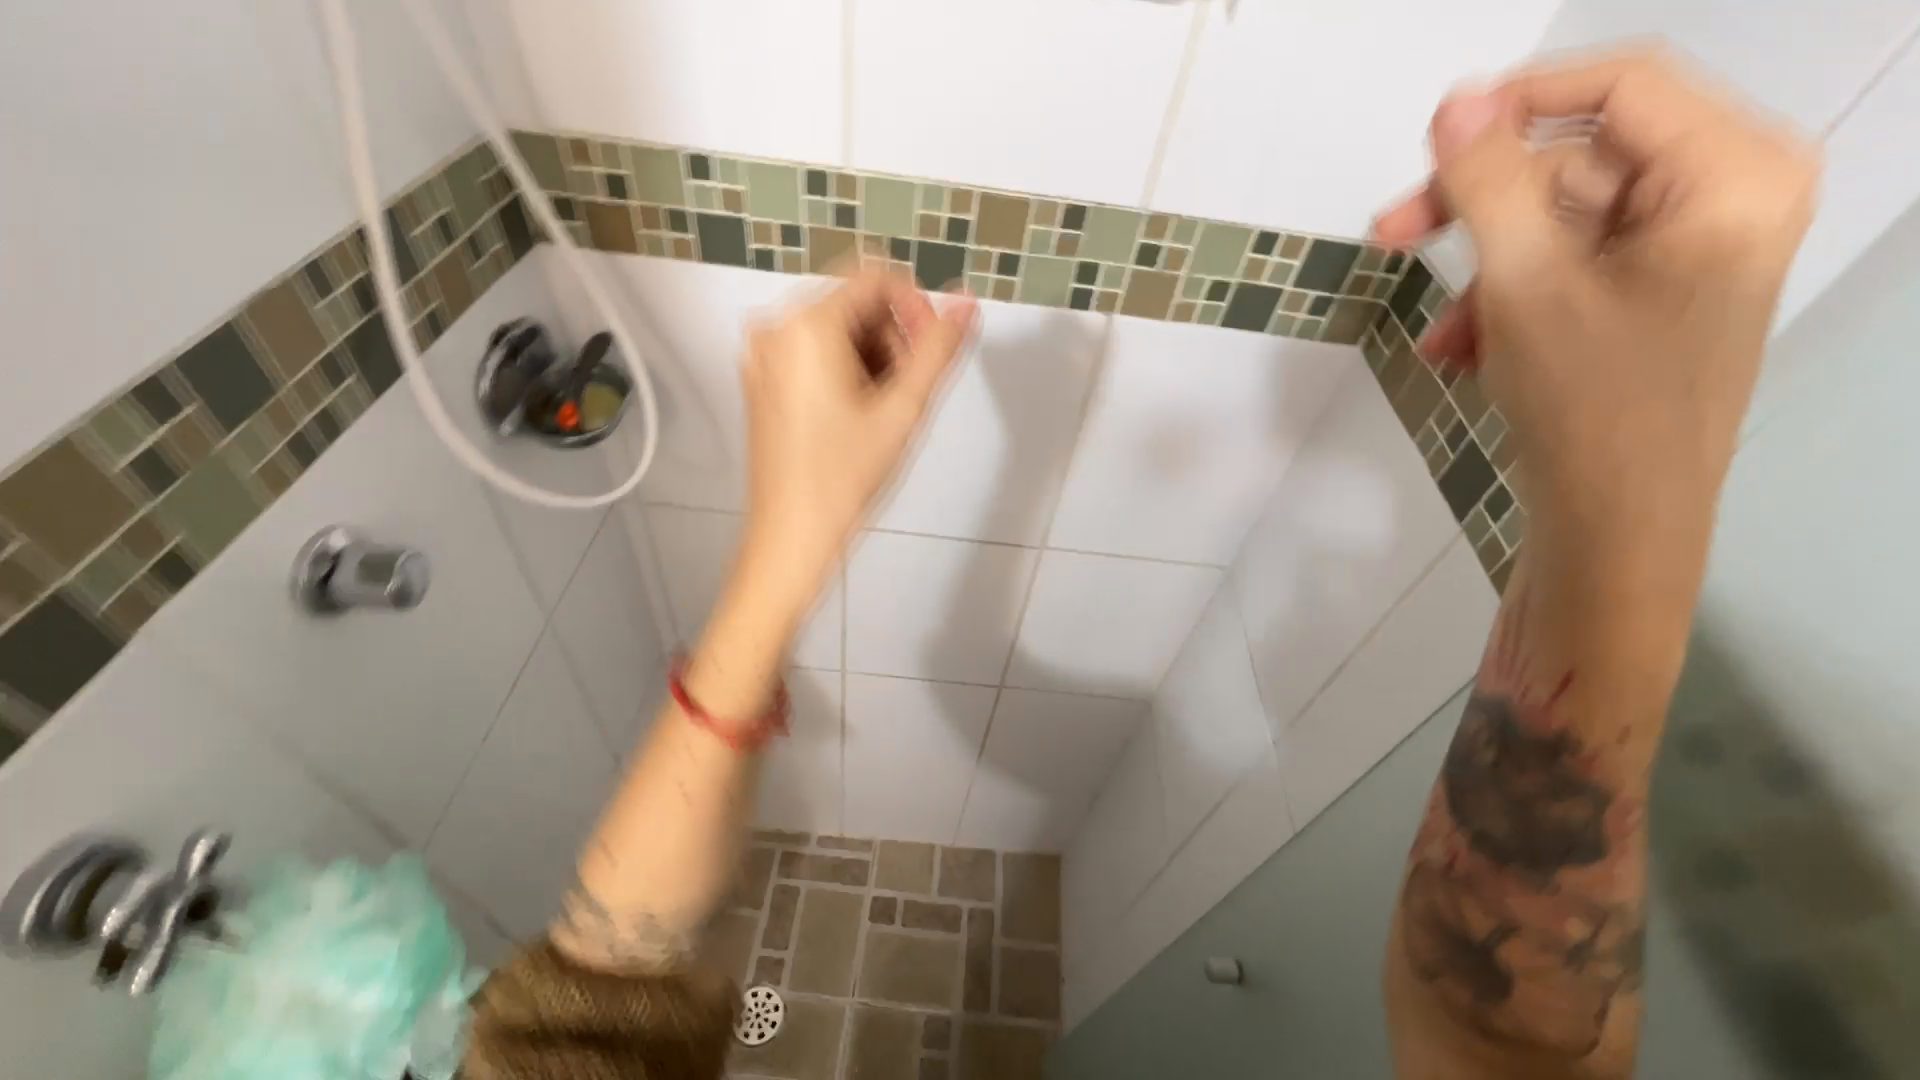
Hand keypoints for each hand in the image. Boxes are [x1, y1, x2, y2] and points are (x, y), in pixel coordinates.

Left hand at [735, 267, 976, 599]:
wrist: (790, 535)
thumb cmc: (840, 481)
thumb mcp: (903, 409)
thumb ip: (939, 349)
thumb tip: (966, 304)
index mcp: (806, 326)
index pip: (877, 277)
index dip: (915, 308)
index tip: (929, 354)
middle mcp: (775, 329)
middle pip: (855, 302)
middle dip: (893, 337)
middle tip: (907, 393)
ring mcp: (764, 356)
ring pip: (837, 329)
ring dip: (873, 356)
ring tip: (883, 412)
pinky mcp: (763, 380)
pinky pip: (815, 352)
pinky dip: (846, 370)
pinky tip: (859, 415)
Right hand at [1372, 50, 1817, 533]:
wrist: (1617, 527)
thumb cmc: (1590, 401)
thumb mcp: (1525, 283)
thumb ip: (1486, 182)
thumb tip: (1455, 102)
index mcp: (1730, 174)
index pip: (1621, 84)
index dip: (1517, 101)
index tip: (1431, 139)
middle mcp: (1720, 201)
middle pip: (1577, 160)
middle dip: (1477, 206)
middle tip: (1390, 232)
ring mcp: (1683, 257)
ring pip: (1556, 225)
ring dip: (1479, 272)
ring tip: (1435, 334)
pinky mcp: (1645, 303)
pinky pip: (1562, 273)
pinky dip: (1502, 304)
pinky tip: (1459, 353)